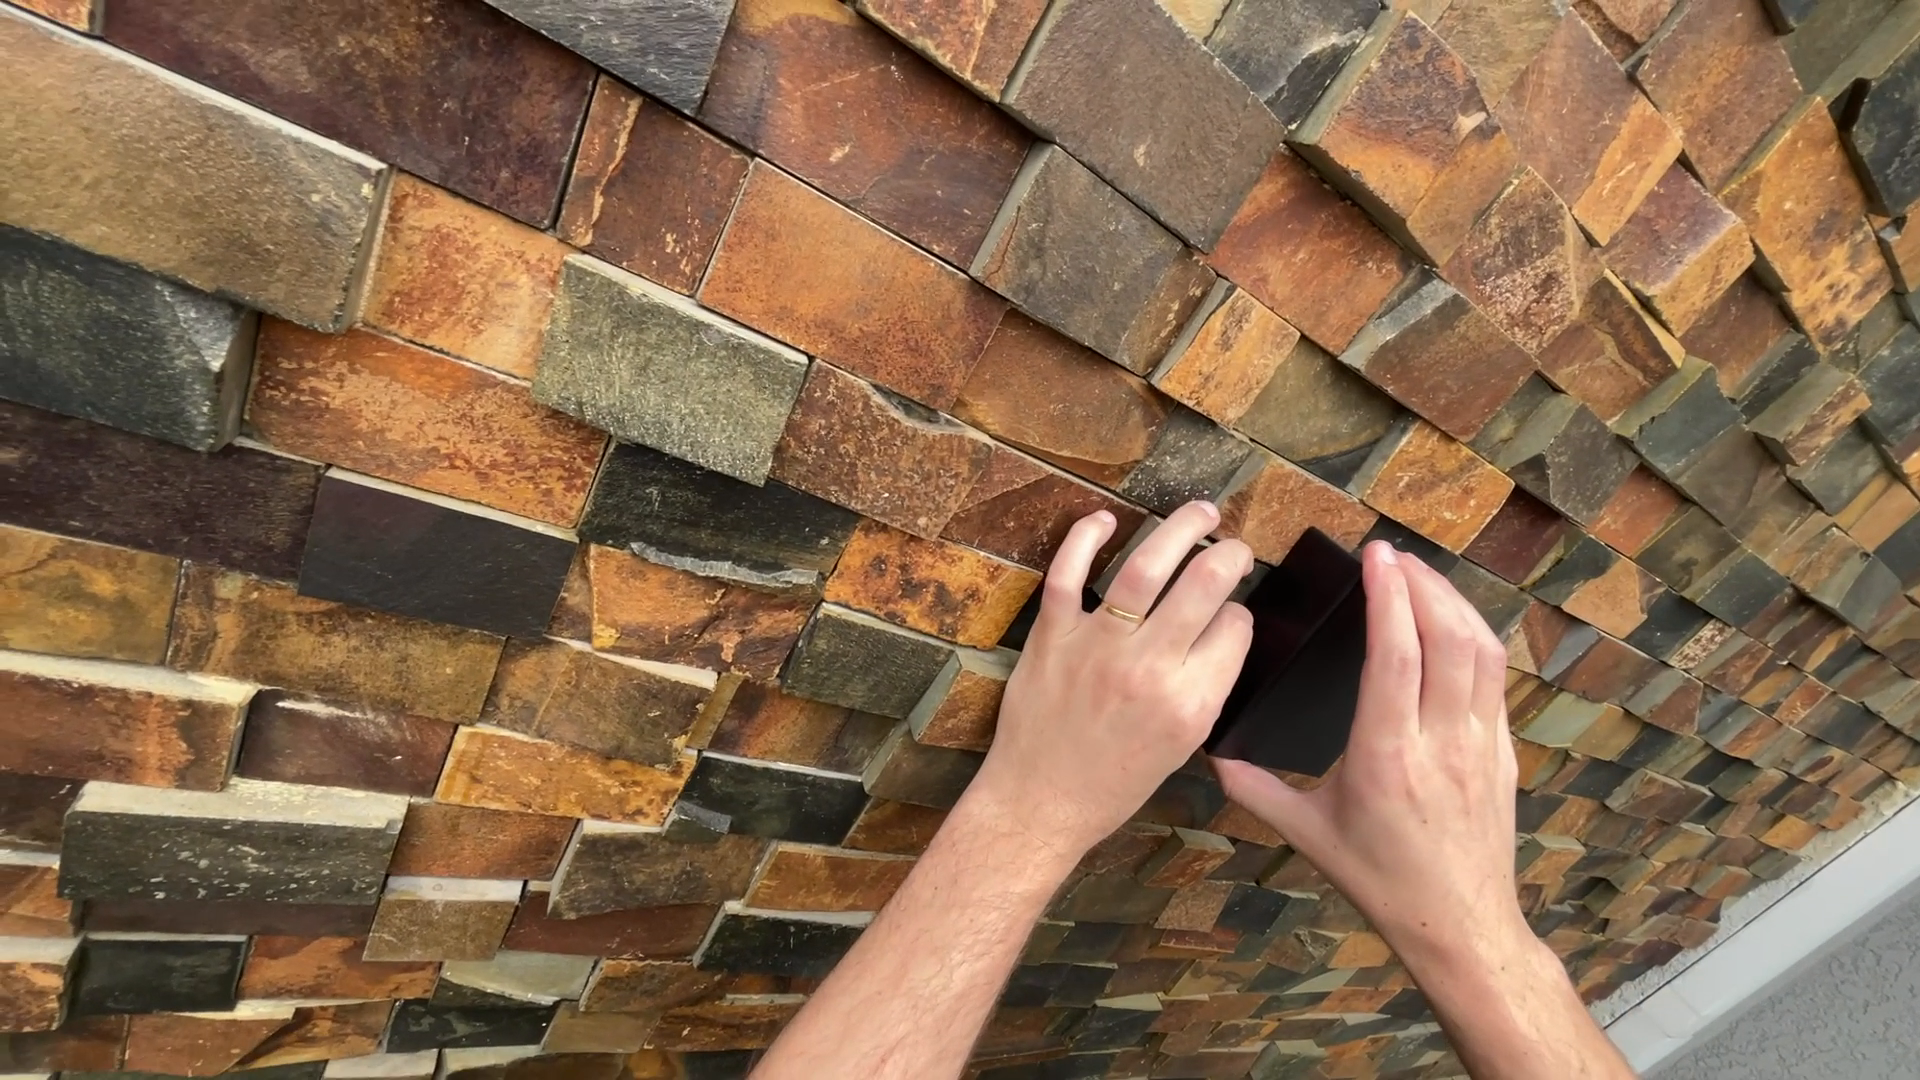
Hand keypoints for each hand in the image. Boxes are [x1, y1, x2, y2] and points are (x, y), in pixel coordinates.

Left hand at [967, 501, 1255, 865]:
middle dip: (1229, 553)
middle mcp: (1148, 669)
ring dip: (1179, 528)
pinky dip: (1085, 538)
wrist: (1042, 801)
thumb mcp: (1181, 745)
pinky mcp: (1051, 637)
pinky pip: (1068, 574)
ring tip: (1199, 512)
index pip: (1235, 627)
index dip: (1238, 610)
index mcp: (1190, 702)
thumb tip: (1222, 626)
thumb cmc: (1114, 781)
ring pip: (1146, 568)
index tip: (1229, 609)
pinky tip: (1105, 520)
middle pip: (1205, 584)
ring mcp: (1096, 647)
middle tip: (1232, 544)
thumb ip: (1205, 686)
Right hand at [1213, 543, 1525, 961]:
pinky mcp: (1503, 752)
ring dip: (1454, 602)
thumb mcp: (1305, 833)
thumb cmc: (1378, 878)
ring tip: (1421, 573)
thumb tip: (1209, 752)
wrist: (1461, 925)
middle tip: (1392, 553)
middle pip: (1449, 640)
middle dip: (1424, 585)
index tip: (1376, 557)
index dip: (1390, 599)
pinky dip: (1475, 634)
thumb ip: (1253, 788)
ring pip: (1483, 653)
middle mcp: (1441, 741)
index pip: (1396, 658)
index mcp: (1385, 755)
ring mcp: (1482, 745)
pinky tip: (1452, 620)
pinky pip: (1496, 678)